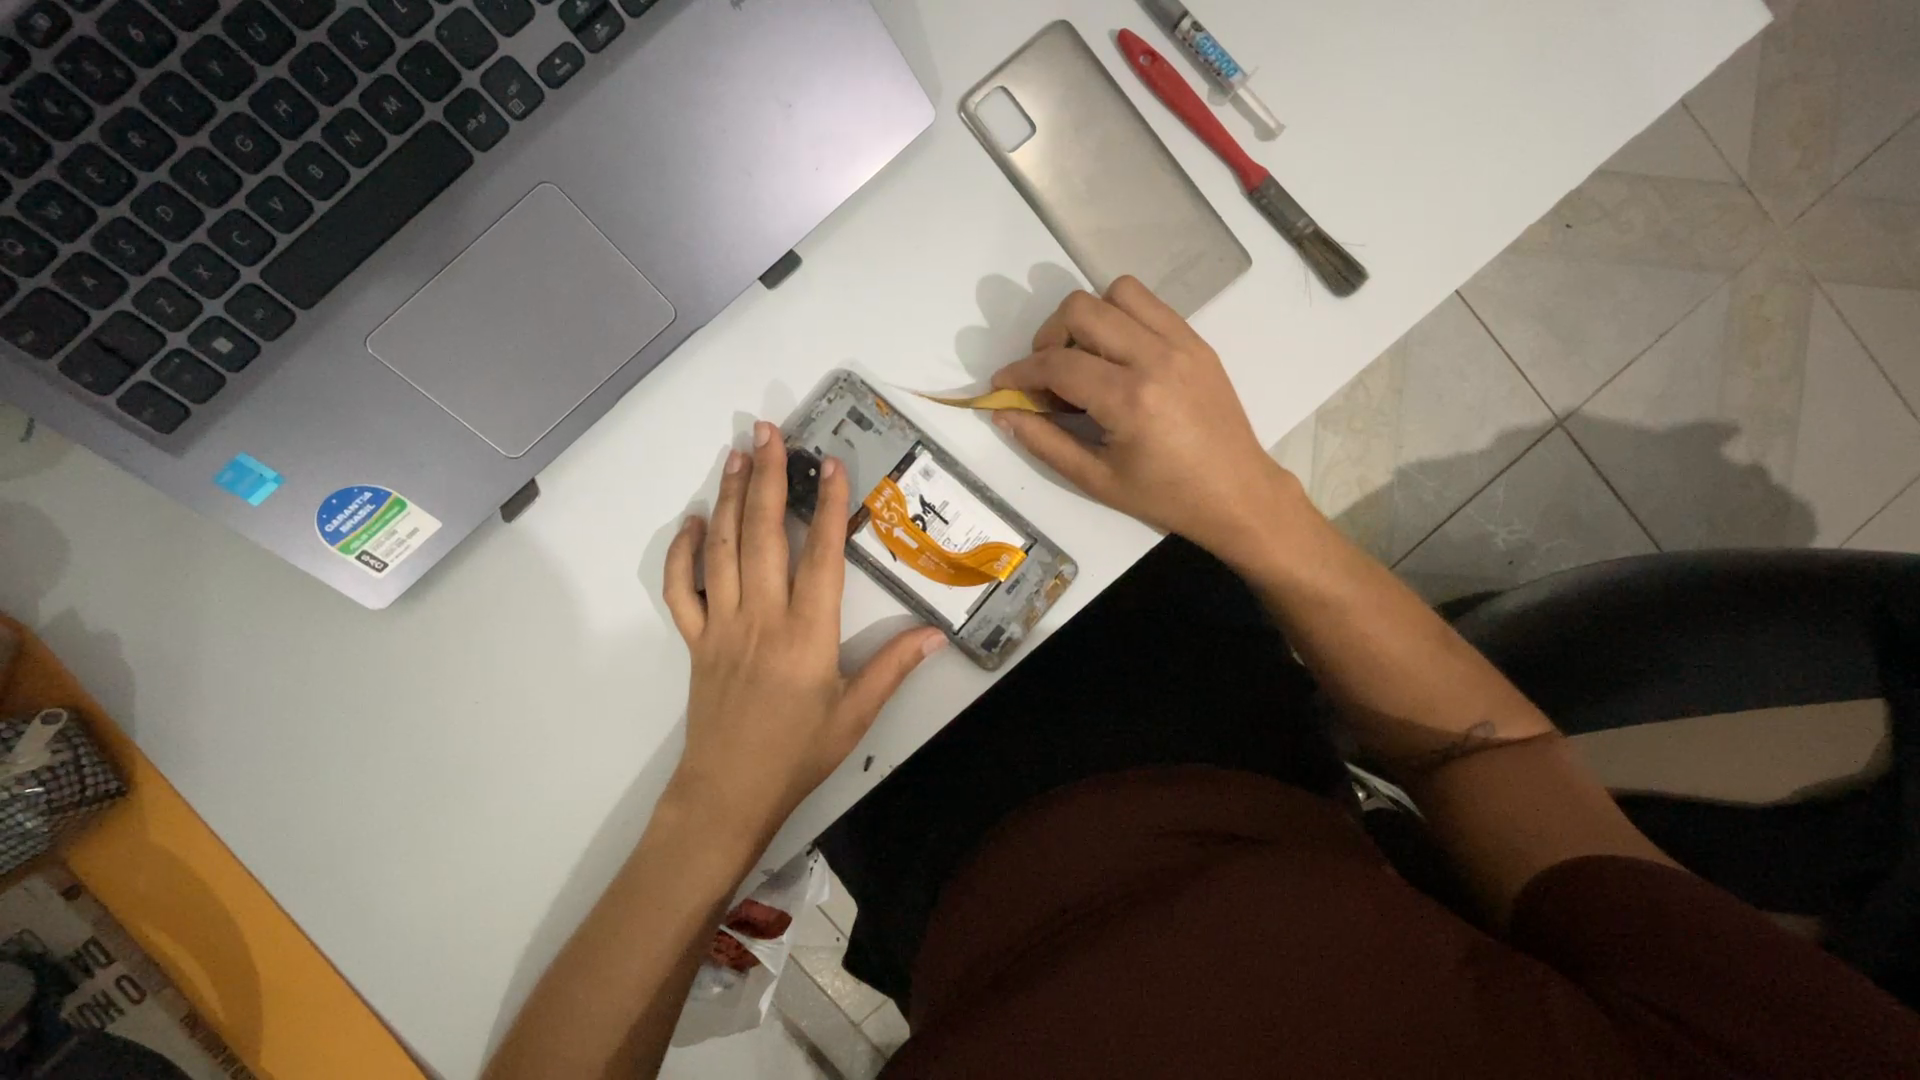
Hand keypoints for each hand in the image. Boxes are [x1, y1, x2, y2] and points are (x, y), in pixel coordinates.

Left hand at [663, 422, 945, 837]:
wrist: (728, 791)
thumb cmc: (798, 753)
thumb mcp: (855, 714)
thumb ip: (893, 668)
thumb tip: (935, 634)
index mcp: (807, 632)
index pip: (820, 554)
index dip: (826, 505)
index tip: (830, 464)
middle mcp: (762, 616)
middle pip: (762, 534)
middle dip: (766, 478)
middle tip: (768, 433)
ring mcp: (722, 624)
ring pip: (722, 548)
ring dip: (727, 497)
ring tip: (736, 455)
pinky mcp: (695, 639)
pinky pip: (682, 589)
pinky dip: (684, 552)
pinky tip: (694, 522)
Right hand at [992, 277, 1302, 559]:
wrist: (1236, 492)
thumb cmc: (1164, 496)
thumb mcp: (1096, 479)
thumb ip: (1045, 442)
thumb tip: (1003, 413)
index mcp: (1130, 400)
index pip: (1058, 363)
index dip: (1020, 372)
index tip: (1003, 384)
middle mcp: (1156, 358)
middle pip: (1081, 309)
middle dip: (1049, 337)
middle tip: (1048, 374)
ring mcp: (1181, 343)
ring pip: (1117, 292)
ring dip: (1089, 317)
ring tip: (1085, 358)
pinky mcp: (1197, 341)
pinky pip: (1149, 304)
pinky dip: (1121, 318)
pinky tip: (1117, 356)